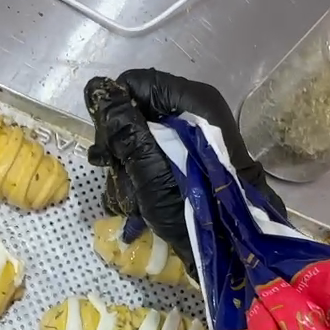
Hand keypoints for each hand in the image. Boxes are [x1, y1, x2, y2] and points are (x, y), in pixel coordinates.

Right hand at [83, 69, 280, 268]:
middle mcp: (195, 111)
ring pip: (143, 135)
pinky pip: (155, 154)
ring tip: (126, 194)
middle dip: (118, 143)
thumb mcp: (150, 167)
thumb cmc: (192, 205)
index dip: (112, 110)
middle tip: (108, 170)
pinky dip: (142, 175)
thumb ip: (124, 128)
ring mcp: (194, 135)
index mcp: (193, 101)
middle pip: (138, 110)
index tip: (104, 145)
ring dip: (127, 164)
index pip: (136, 83)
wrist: (231, 246)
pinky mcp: (192, 157)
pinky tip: (137, 199)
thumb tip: (98, 89)